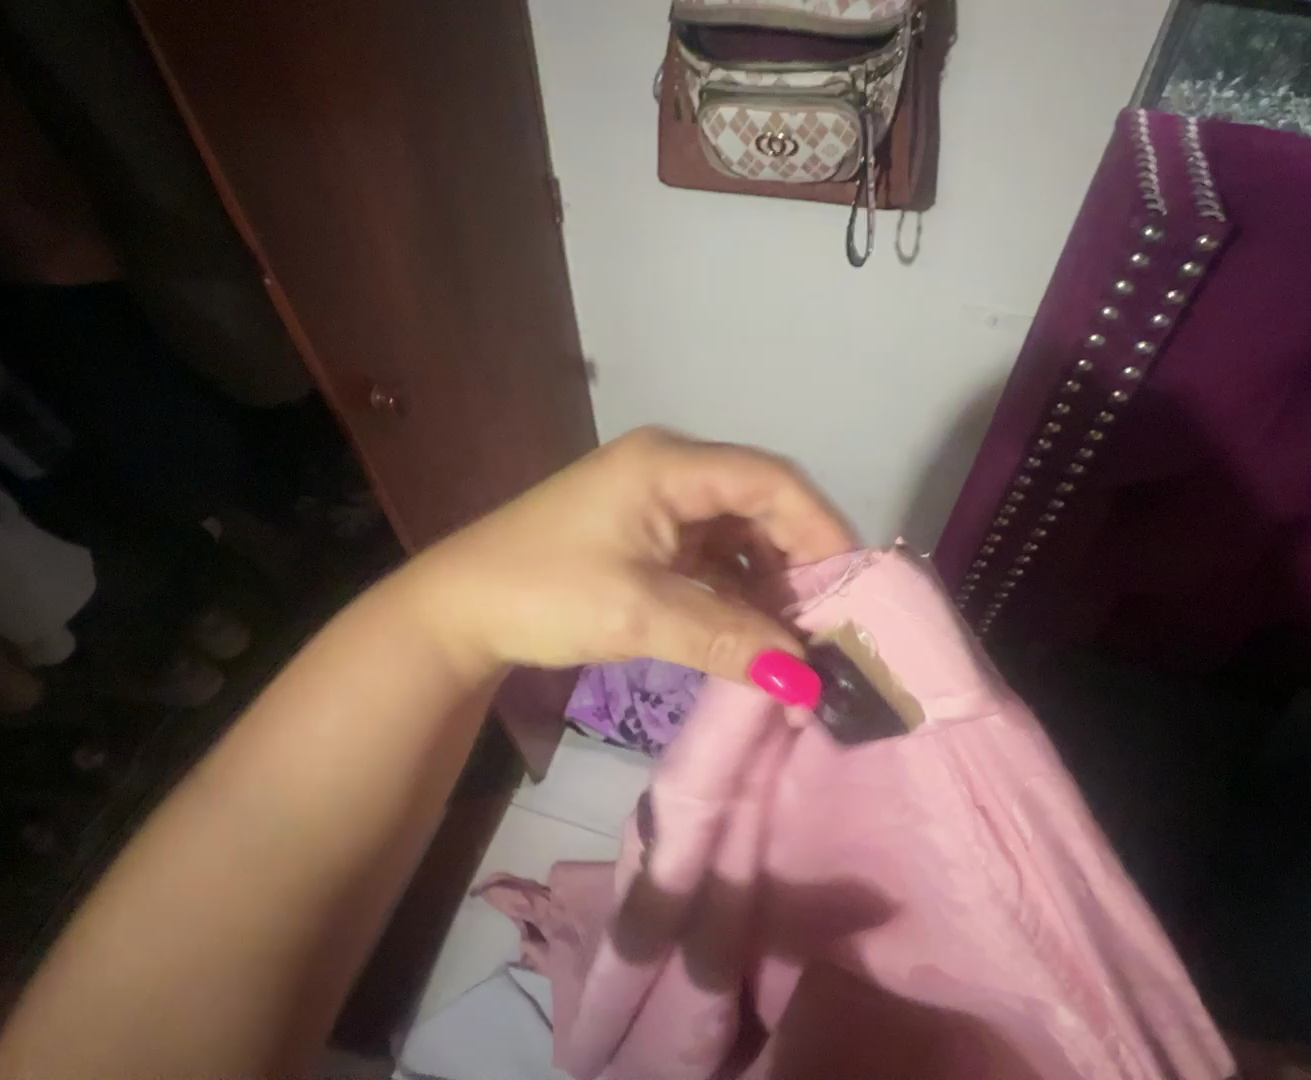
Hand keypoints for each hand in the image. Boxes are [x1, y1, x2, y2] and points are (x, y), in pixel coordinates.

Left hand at [406, 428, 857, 698]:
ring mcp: (660, 502)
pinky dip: (740, 589)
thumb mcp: (639, 614)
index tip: (854, 587)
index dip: (821, 530)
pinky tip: (757, 627)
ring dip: (771, 580)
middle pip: (762, 504)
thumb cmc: (542, 593)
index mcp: (669, 464)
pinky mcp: (650, 535)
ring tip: (798, 633)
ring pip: (741, 532)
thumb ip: (727, 638)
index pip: (771, 481)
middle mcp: (672, 470)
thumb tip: (805, 678)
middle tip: (829, 620)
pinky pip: (715, 555)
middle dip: (800, 562)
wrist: (457, 611)